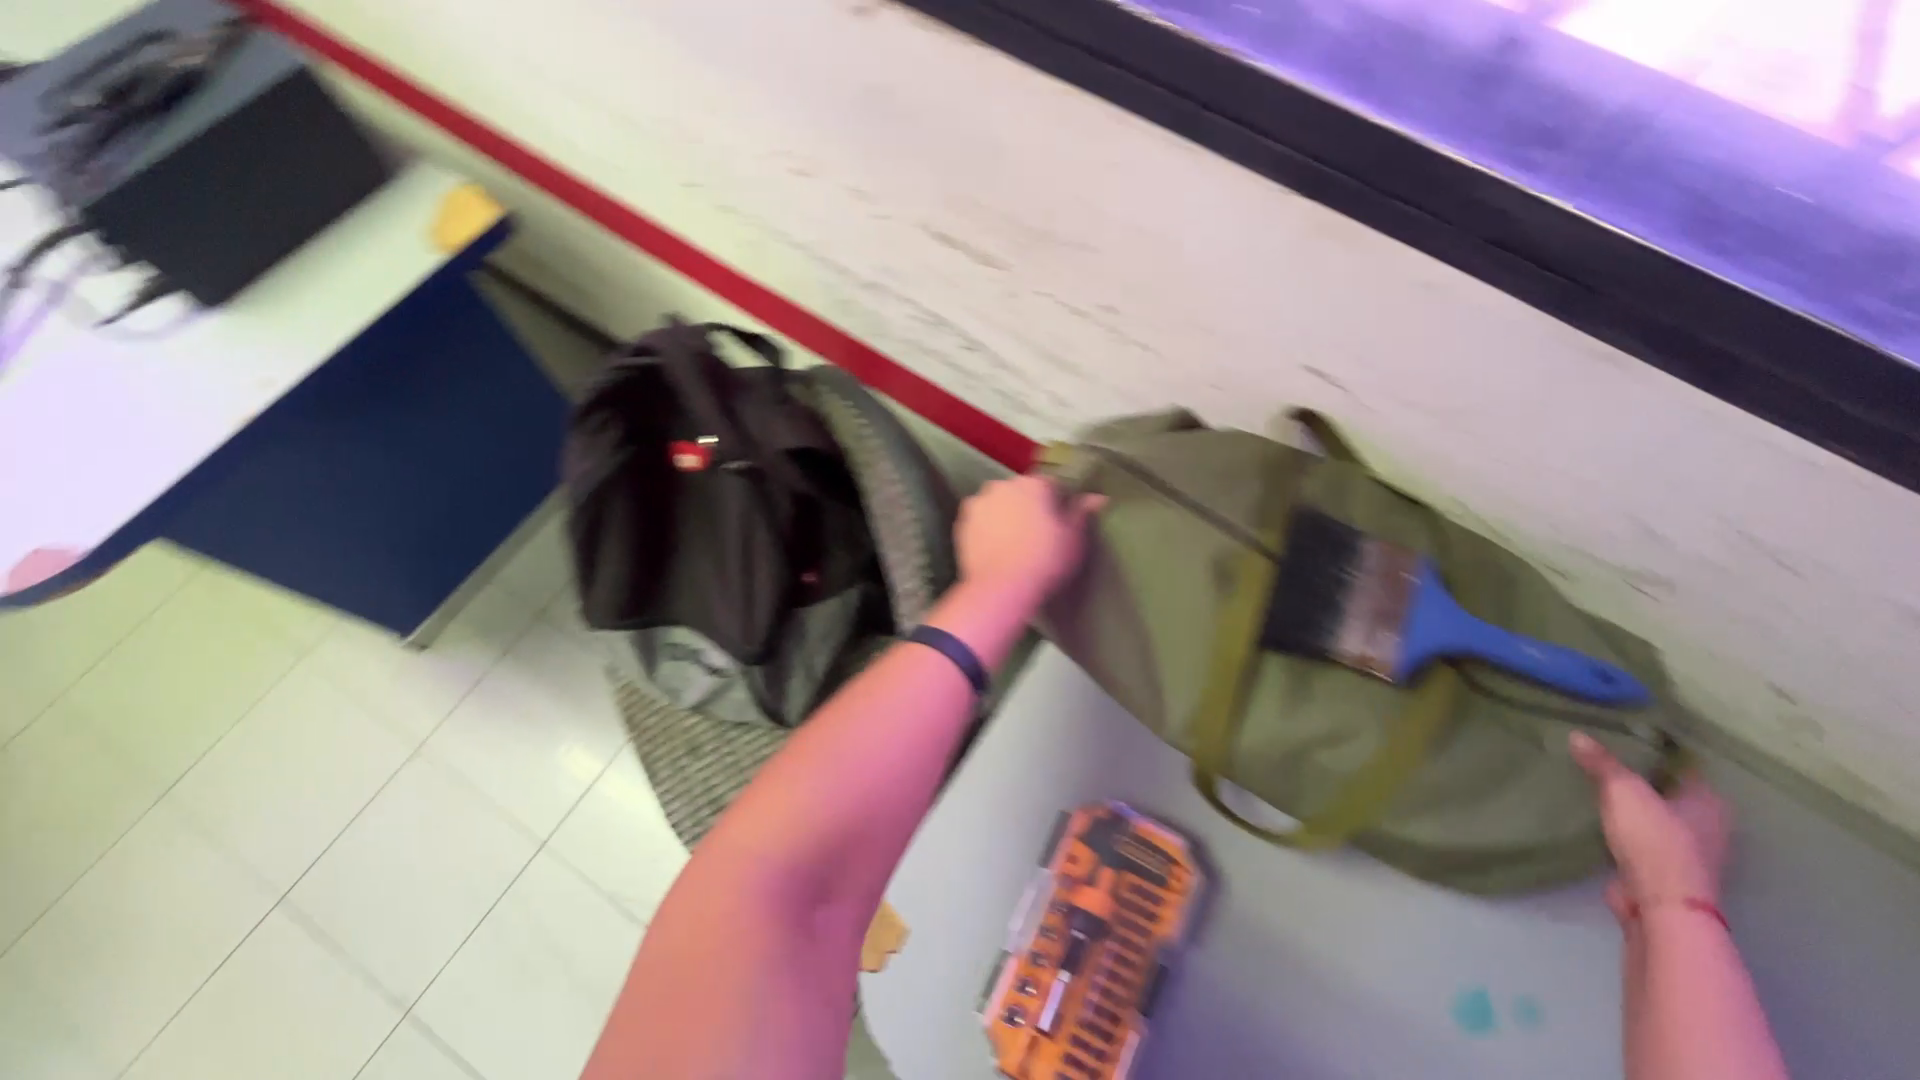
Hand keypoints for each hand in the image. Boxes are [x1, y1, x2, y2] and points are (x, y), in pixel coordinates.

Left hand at [954, 475, 1103, 604]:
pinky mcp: (962, 522)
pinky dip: (987, 528)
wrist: (999, 588)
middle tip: (1037, 534)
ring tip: (1013, 543)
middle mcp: (1003, 485)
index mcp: (1033, 484)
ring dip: (1006, 514)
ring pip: (998, 504)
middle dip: (1028, 506)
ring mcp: (979, 502)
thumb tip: (1098, 496)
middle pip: (1021, 491)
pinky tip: (996, 548)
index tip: (1059, 523)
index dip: (1057, 503)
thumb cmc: (1044, 561)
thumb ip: (1082, 513)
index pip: (1051, 485)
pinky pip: (981, 520)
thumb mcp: (1073, 539)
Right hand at [1571, 732, 1729, 922]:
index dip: (1654, 752)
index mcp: (1709, 801)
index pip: (1682, 766)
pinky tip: (1603, 821)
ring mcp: (1689, 851)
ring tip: (1598, 789)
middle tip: (1606, 762)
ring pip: (1657, 818)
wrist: (1660, 903)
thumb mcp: (1622, 790)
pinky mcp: (1666, 871)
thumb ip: (1601, 763)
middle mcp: (1708, 825)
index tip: (1624, 740)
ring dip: (1635, 809)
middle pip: (1670, 792)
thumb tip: (1576, 734)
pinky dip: (1628, 832)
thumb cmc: (1654, 839)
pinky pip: (1644, 840)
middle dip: (1643, 780)